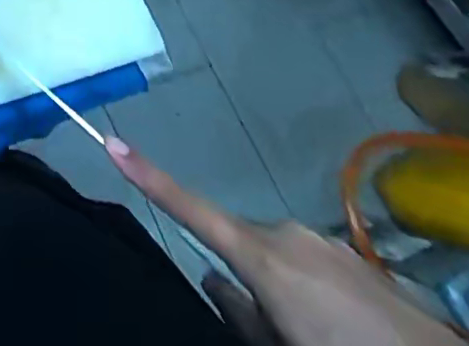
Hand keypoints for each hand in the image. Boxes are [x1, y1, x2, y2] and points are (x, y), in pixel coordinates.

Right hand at [104, 138, 463, 345]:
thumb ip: (239, 314)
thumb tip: (215, 281)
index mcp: (263, 257)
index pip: (190, 209)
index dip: (149, 178)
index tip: (111, 144)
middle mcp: (288, 234)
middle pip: (240, 243)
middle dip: (244, 276)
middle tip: (276, 331)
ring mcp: (326, 243)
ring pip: (278, 257)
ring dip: (282, 286)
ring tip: (318, 338)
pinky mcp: (357, 258)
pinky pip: (313, 265)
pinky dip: (313, 291)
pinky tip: (346, 331)